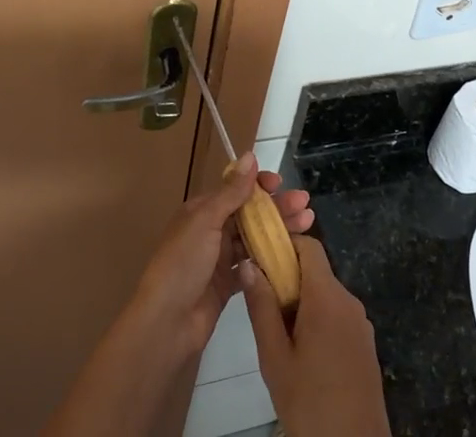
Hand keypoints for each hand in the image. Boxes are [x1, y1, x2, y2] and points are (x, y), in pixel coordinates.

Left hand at [128, 152, 313, 352]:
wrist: (168, 321)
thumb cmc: (183, 263)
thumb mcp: (205, 221)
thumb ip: (231, 192)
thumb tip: (250, 155)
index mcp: (201, 211)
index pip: (234, 190)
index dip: (258, 185)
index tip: (280, 184)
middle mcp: (211, 231)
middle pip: (249, 214)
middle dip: (277, 207)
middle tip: (306, 205)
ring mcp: (220, 259)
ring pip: (255, 238)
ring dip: (279, 231)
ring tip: (307, 225)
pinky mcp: (229, 284)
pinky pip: (254, 266)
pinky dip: (271, 259)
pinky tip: (293, 254)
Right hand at [241, 234, 388, 436]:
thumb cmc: (308, 401)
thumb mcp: (274, 356)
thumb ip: (261, 307)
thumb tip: (249, 264)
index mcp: (327, 298)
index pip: (309, 247)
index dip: (282, 245)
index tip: (257, 259)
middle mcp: (349, 301)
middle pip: (315, 271)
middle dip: (286, 279)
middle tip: (260, 305)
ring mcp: (361, 323)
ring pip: (325, 295)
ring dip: (300, 302)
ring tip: (276, 334)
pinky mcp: (365, 343)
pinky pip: (337, 315)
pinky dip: (316, 319)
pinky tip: (300, 351)